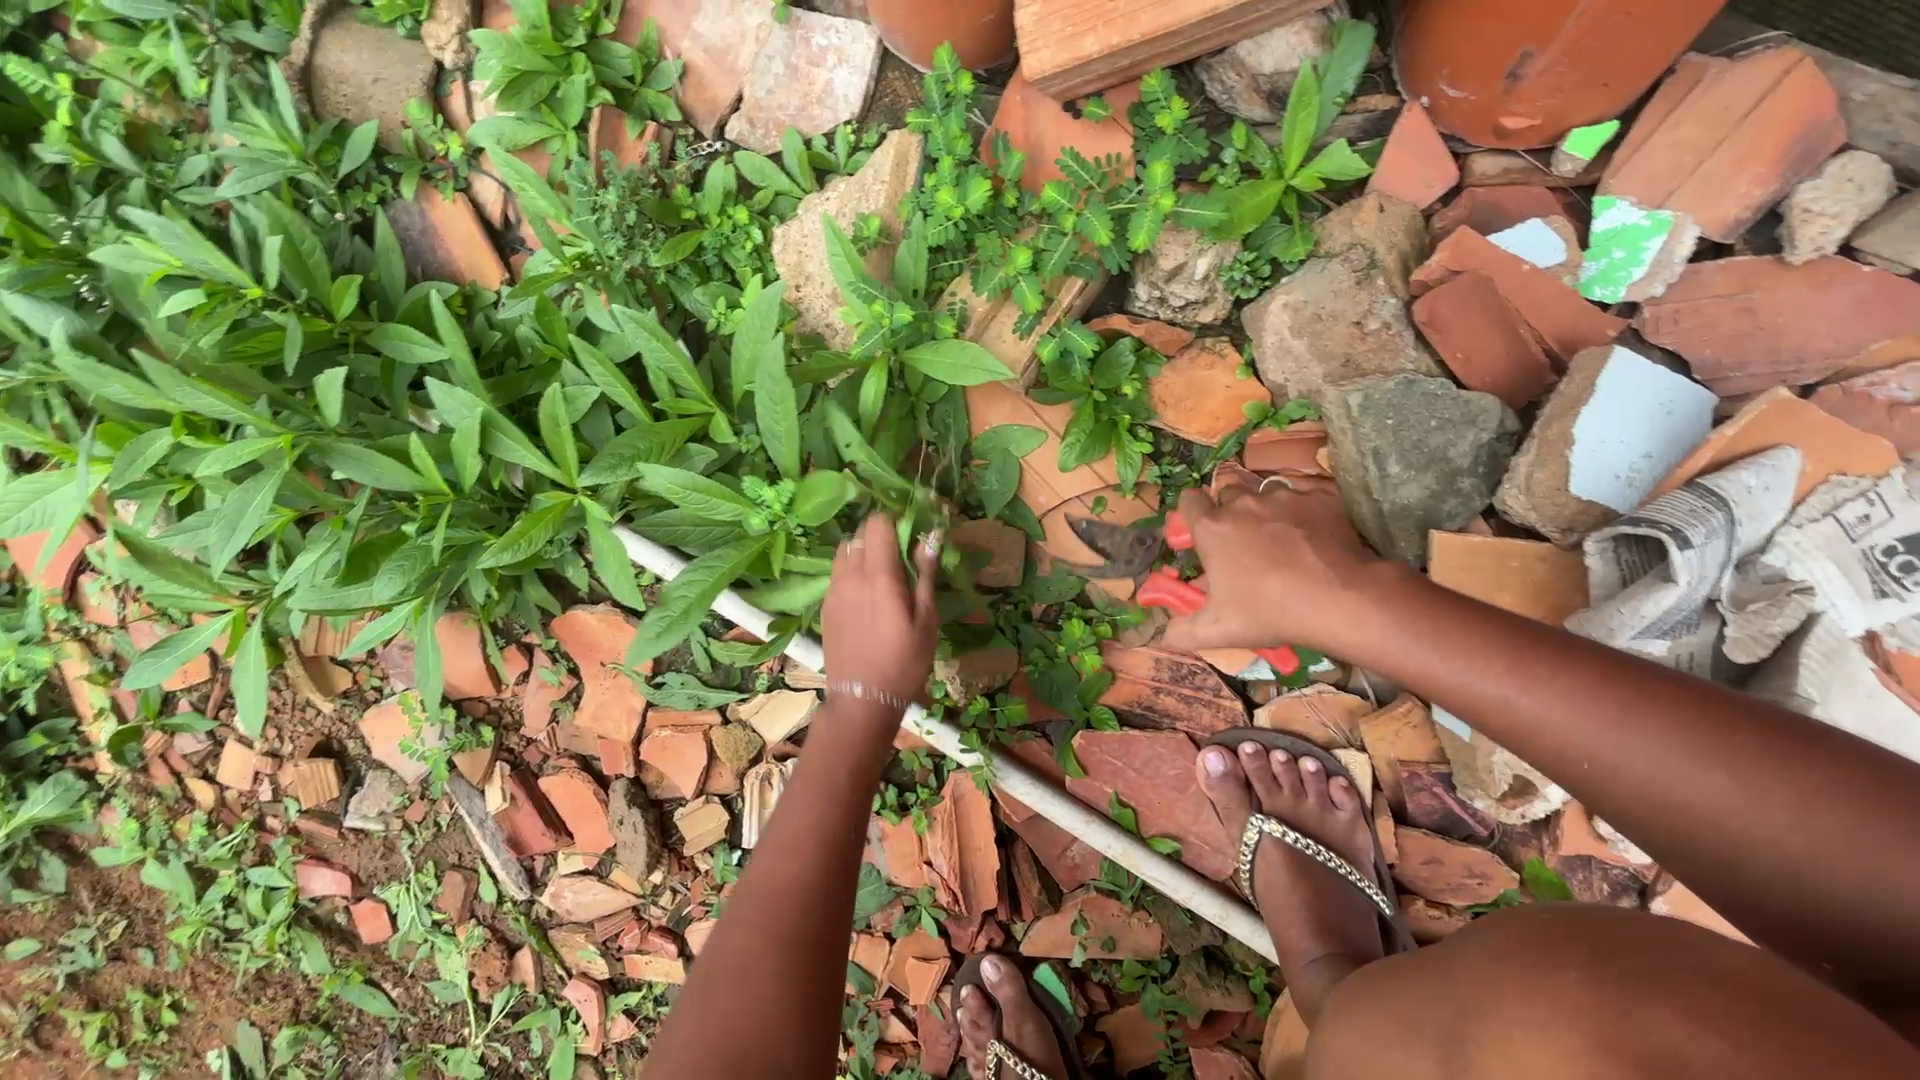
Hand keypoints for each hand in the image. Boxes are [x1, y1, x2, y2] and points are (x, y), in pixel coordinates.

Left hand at [822, 514, 939, 711]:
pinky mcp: (824, 606)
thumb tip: (931, 538)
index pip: (878, 523)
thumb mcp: (927, 620)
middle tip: (900, 557)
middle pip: (859, 534)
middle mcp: (850, 576)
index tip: (911, 538)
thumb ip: (925, 575)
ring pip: (844, 552)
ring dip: (862, 552)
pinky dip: (851, 572)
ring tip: (881, 576)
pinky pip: (837, 574)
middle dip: (879, 536)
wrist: (863, 700)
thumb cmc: (905, 663)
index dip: (895, 523)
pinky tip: (866, 597)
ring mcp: (833, 591)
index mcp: (879, 575)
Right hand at [1160, 471, 1390, 655]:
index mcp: (1212, 528)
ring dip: (1268, 507)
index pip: (1189, 500)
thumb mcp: (1217, 630)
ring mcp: (1284, 495)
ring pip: (1267, 491)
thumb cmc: (1269, 611)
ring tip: (1282, 534)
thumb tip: (1165, 634)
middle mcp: (1243, 503)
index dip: (1192, 512)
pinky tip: (1313, 530)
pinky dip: (1305, 507)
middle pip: (1228, 491)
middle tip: (1243, 538)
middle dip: (1231, 508)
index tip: (1200, 529)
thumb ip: (1183, 631)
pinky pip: (1306, 492)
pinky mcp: (1321, 496)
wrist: (1337, 598)